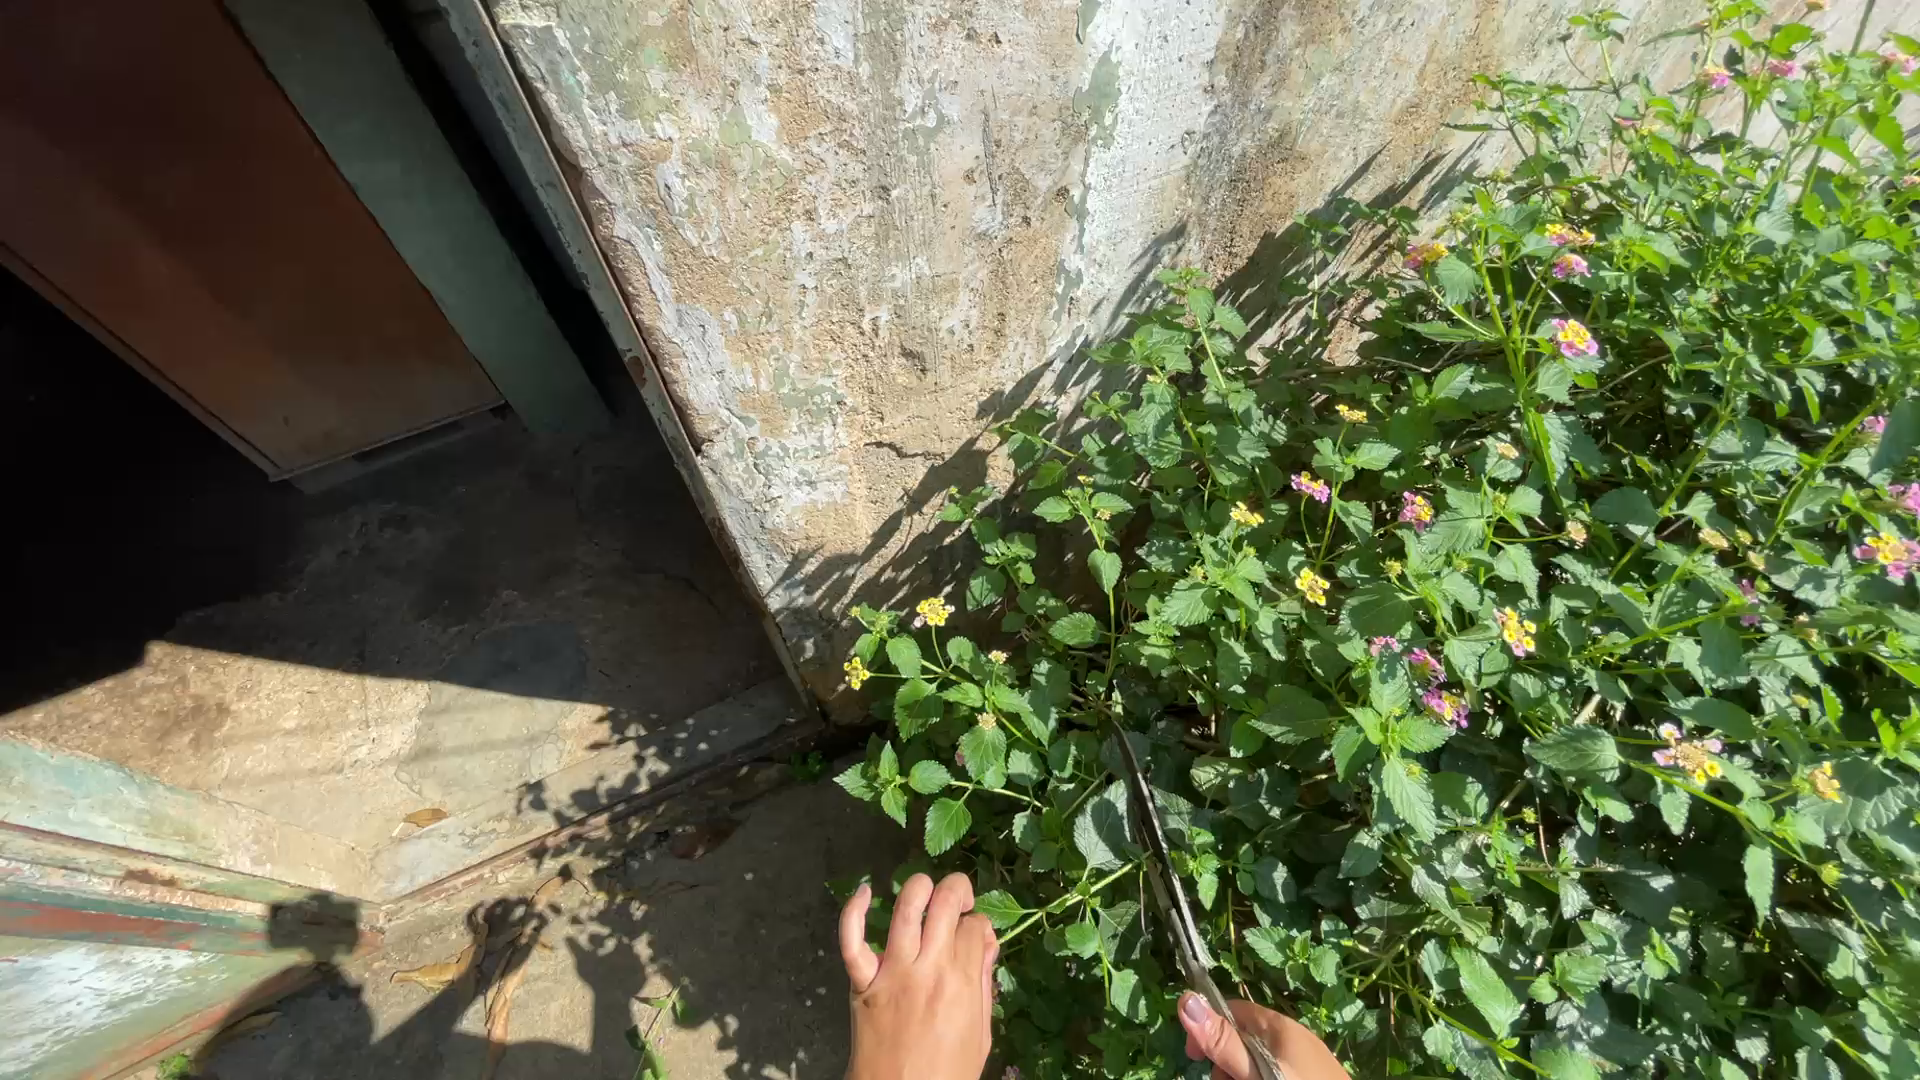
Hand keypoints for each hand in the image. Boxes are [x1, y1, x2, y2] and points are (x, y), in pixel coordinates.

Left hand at [839, 873, 997, 1079]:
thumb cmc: (945, 1074)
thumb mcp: (980, 1036)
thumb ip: (984, 985)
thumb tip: (987, 942)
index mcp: (962, 983)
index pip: (975, 925)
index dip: (977, 924)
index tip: (973, 935)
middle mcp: (929, 968)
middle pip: (945, 902)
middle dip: (957, 890)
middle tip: (958, 902)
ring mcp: (893, 971)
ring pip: (906, 907)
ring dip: (920, 887)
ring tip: (927, 891)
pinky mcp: (862, 981)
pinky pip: (852, 939)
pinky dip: (854, 911)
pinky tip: (865, 891)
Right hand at [1177, 992, 1350, 1079]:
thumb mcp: (1259, 1073)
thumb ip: (1224, 1042)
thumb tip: (1184, 998)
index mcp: (1278, 1026)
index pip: (1230, 1010)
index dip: (1207, 1029)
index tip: (1194, 1057)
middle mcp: (1291, 1038)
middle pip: (1241, 1039)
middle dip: (1225, 1062)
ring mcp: (1306, 1063)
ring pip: (1258, 1061)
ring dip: (1241, 1075)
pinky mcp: (1313, 1079)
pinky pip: (1277, 1071)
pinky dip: (1262, 1078)